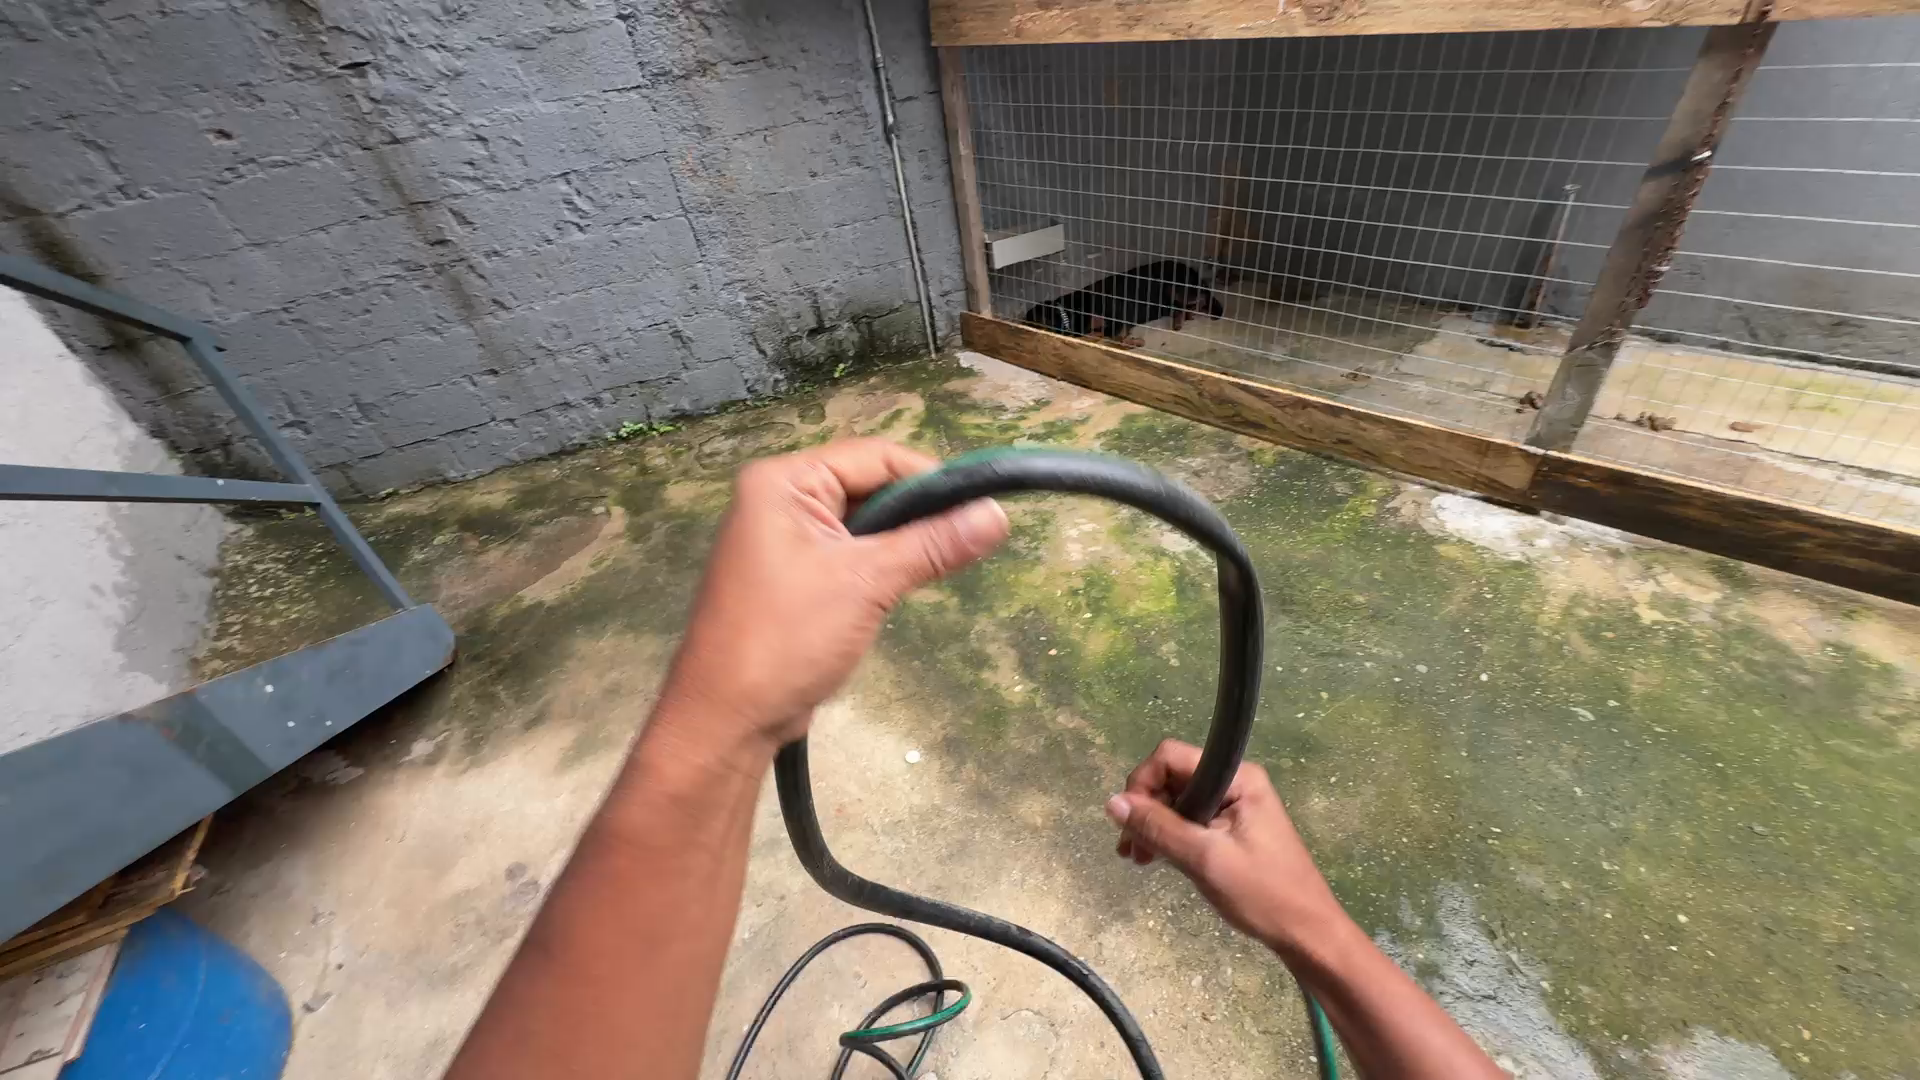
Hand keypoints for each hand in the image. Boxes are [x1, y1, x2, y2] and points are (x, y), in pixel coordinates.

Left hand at [657, 438, 1008, 752]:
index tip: (978, 505)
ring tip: (942, 564)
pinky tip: (906, 584)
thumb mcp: (867, 583)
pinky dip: (880, 565)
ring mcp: (785, 539)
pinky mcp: (794, 575)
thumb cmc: (787, 639)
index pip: (874, 457)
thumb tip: (997, 515)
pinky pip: (849, 553)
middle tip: (965, 540)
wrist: (726, 720)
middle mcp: (781, 499)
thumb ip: (933, 545)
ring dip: (901, 543)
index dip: (929, 478)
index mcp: (784, 482)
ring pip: (863, 523)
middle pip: (869, 486)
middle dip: (916, 514)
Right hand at [1106, 740, 1347, 951]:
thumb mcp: (1204, 859)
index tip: (1130, 821)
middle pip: (1171, 777)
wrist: (1309, 936)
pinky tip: (1157, 857)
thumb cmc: (1263, 895)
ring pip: (1176, 799)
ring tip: (1137, 858)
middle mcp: (1234, 781)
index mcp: (1236, 777)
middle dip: (1145, 809)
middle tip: (1129, 848)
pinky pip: (1189, 817)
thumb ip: (1158, 827)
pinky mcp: (1231, 825)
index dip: (1143, 783)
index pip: (1171, 757)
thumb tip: (1112, 803)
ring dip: (1153, 825)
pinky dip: (1169, 834)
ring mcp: (1233, 803)